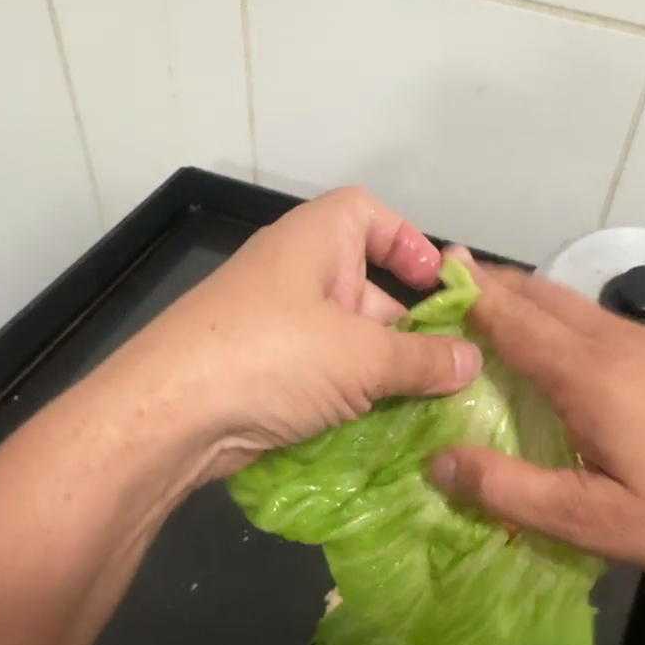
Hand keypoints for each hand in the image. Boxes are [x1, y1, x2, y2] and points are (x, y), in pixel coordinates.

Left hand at [95, 187, 481, 476]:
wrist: (172, 416)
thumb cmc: (273, 357)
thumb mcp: (361, 357)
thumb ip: (422, 359)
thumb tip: (472, 362)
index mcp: (316, 242)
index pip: (369, 215)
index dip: (409, 240)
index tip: (440, 284)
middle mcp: (296, 278)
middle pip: (370, 290)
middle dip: (410, 330)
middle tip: (454, 372)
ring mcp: (278, 330)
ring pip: (350, 345)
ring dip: (386, 375)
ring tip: (432, 408)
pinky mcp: (266, 377)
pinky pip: (325, 380)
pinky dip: (354, 400)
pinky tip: (387, 429)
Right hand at [428, 261, 644, 595]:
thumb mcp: (590, 522)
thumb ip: (509, 490)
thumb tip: (437, 462)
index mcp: (591, 374)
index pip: (510, 317)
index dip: (463, 299)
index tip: (420, 290)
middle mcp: (620, 343)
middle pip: (540, 295)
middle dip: (489, 289)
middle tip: (442, 299)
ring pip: (573, 305)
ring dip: (525, 303)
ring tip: (486, 320)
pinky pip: (601, 324)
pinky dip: (560, 323)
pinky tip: (555, 357)